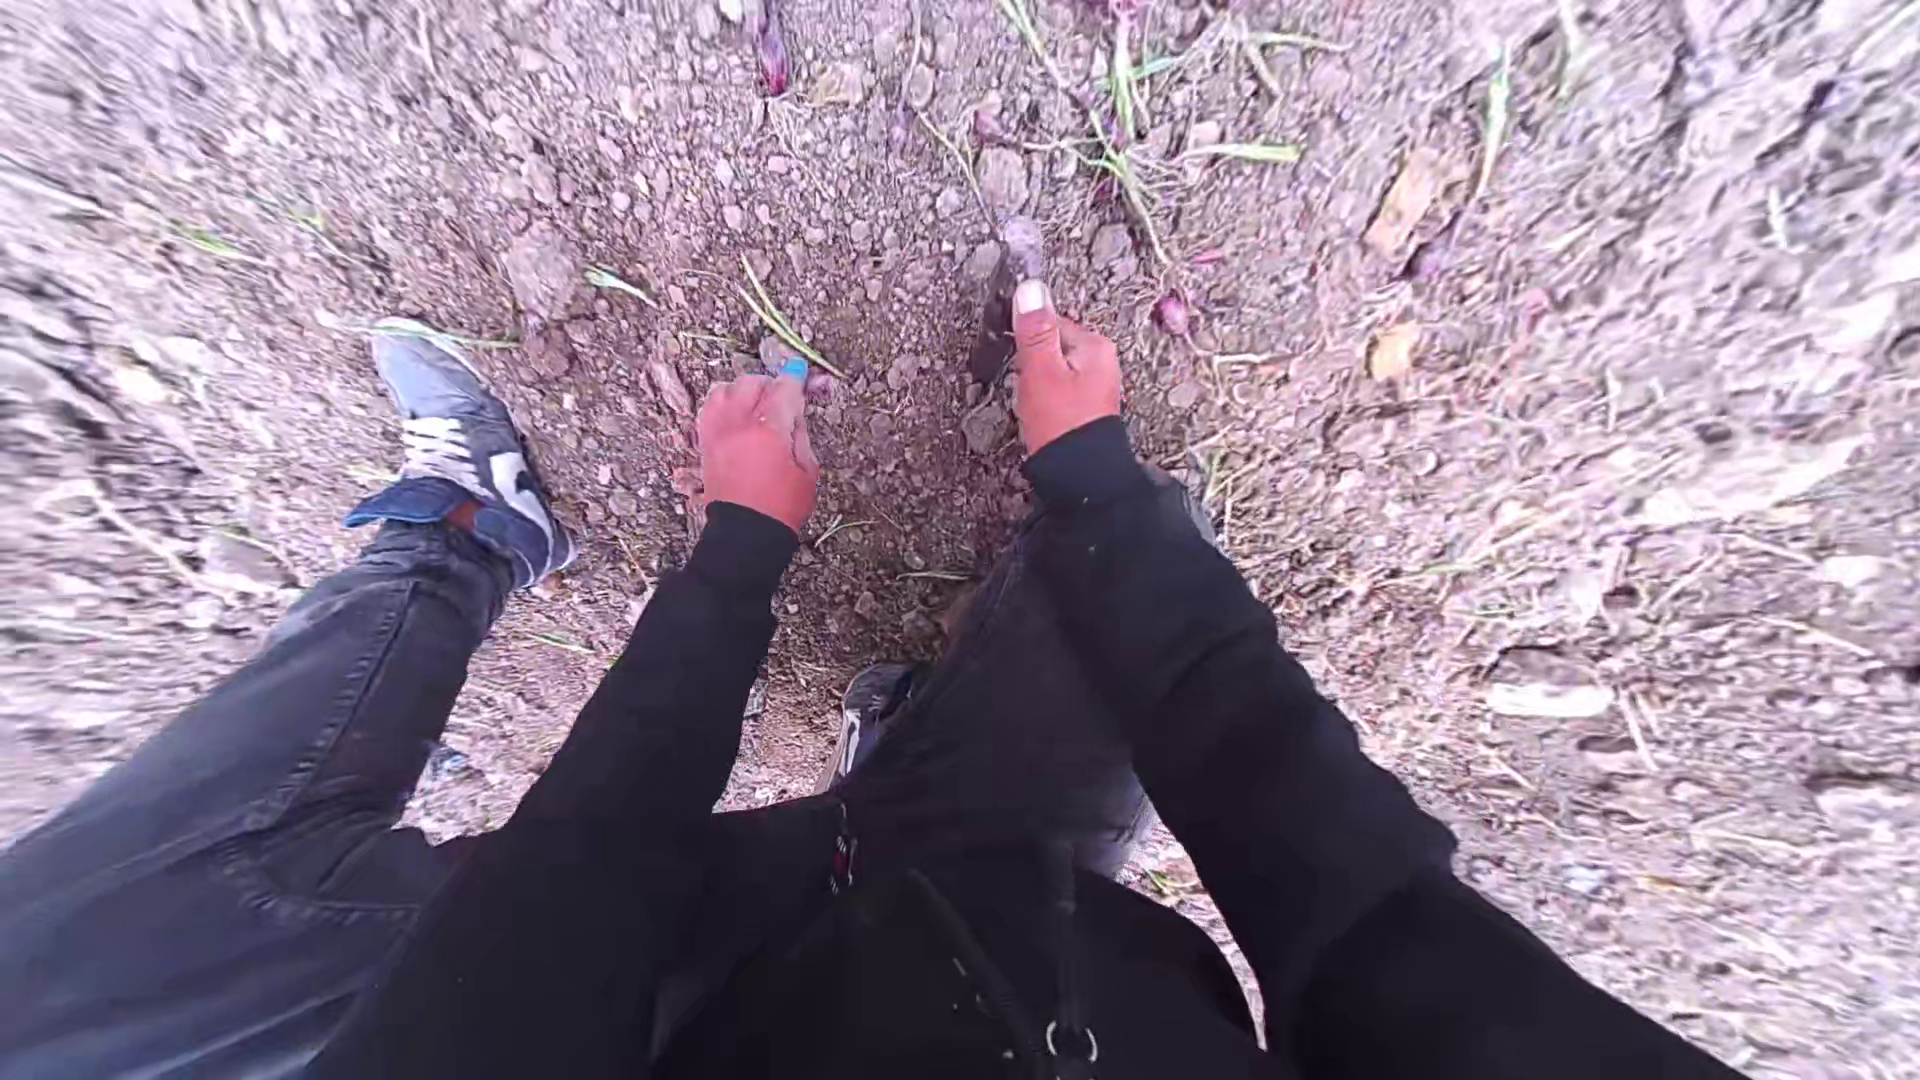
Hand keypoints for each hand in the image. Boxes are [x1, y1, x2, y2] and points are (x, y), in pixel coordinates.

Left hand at [696, 373, 818, 533]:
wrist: (747, 534)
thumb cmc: (782, 507)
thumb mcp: (807, 471)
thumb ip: (800, 435)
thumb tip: (794, 412)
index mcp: (769, 431)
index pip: (783, 389)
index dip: (795, 378)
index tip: (800, 371)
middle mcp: (739, 425)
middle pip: (752, 383)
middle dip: (771, 384)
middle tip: (784, 398)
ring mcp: (718, 432)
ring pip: (726, 390)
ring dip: (745, 391)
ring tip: (758, 404)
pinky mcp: (705, 443)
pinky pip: (710, 408)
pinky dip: (724, 403)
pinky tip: (737, 414)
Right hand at [1009, 280, 1121, 455]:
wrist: (1078, 476)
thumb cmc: (1063, 426)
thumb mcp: (1041, 371)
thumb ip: (1035, 330)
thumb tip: (1030, 290)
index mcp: (1095, 347)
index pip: (1052, 323)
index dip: (1027, 341)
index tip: (1020, 359)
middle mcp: (1100, 364)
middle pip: (1052, 348)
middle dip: (1032, 366)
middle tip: (1029, 387)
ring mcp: (1093, 388)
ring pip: (1052, 373)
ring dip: (1037, 386)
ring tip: (1036, 406)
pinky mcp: (1084, 409)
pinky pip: (1057, 393)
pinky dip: (1045, 402)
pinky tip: (1042, 416)